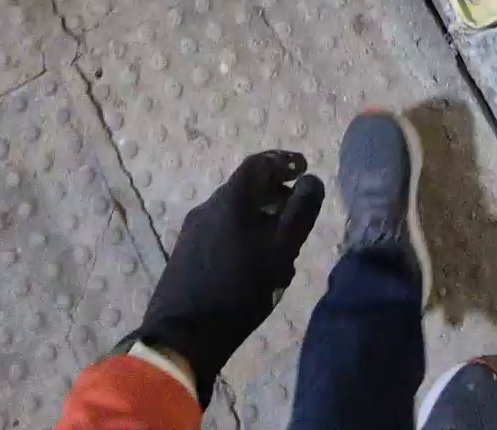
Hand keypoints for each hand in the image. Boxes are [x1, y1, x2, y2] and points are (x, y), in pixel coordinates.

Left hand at [132, 151, 324, 405]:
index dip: (283, 161)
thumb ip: (301, 211)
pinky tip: (257, 261)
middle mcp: (209, 206)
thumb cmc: (240, 287)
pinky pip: (223, 230)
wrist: (184, 335)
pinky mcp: (187, 253)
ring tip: (282, 241)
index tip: (303, 167)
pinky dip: (245, 233)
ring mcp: (194, 230)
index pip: (259, 163)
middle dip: (275, 192)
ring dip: (261, 216)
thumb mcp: (282, 249)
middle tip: (297, 206)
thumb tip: (312, 180)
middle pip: (247, 187)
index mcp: (231, 198)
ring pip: (236, 211)